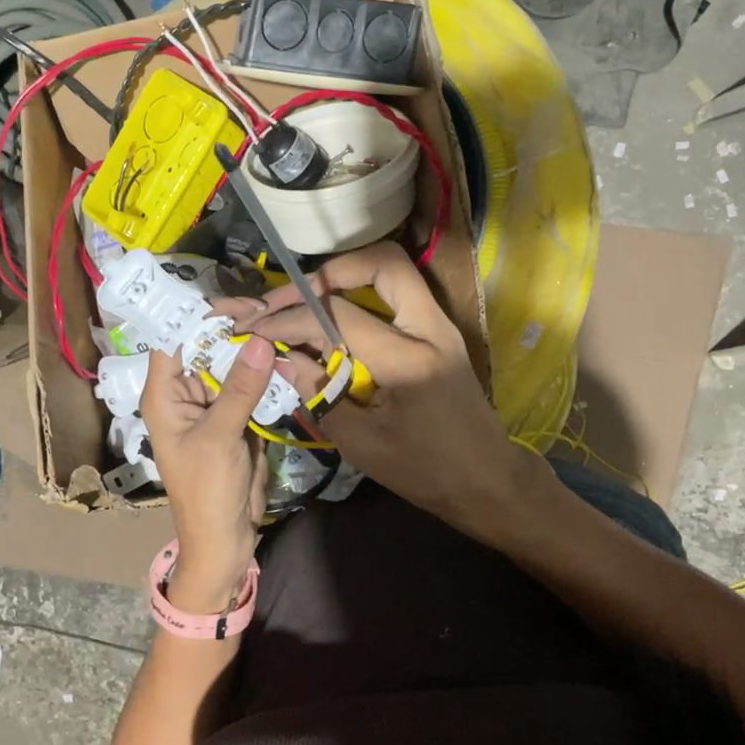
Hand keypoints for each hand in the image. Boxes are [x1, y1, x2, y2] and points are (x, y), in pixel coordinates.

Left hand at [140, 336, 273, 610]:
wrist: (223, 538)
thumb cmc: (207, 491)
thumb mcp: (220, 438)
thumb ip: (239, 389)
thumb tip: (261, 341)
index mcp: (165, 393)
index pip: (175, 337)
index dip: (202, 315)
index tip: (242, 306)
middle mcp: (185, 392)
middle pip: (207, 344)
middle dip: (238, 328)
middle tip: (274, 316)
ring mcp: (212, 403)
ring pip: (232, 362)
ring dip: (257, 350)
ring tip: (288, 335)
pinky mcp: (236, 416)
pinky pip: (251, 385)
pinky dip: (269, 374)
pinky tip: (291, 362)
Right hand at [245, 242, 528, 524]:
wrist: (487, 480)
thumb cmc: (424, 471)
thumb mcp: (362, 443)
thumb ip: (320, 394)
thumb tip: (281, 358)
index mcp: (407, 360)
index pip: (338, 316)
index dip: (290, 318)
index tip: (257, 328)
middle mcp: (429, 329)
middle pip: (382, 263)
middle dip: (329, 272)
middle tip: (291, 297)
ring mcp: (440, 326)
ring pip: (394, 271)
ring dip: (347, 278)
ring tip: (306, 302)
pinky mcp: (439, 333)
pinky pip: (398, 294)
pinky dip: (362, 295)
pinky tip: (334, 321)